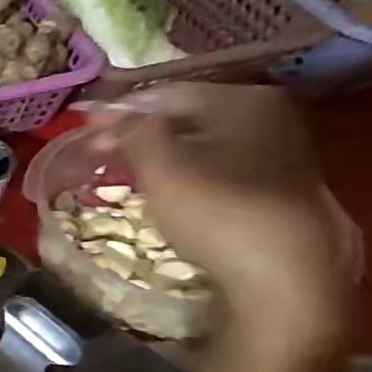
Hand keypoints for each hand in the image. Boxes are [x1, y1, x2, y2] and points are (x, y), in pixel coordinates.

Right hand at [97, 82, 351, 342]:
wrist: (287, 277)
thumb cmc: (218, 210)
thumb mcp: (161, 166)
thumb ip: (133, 130)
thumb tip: (111, 112)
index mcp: (242, 99)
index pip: (164, 94)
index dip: (118, 109)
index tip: (85, 126)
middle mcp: (271, 116)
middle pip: (188, 117)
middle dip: (142, 133)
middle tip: (103, 153)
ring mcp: (284, 154)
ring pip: (206, 145)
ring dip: (166, 156)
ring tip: (130, 173)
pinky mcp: (284, 191)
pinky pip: (224, 171)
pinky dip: (192, 176)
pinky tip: (174, 195)